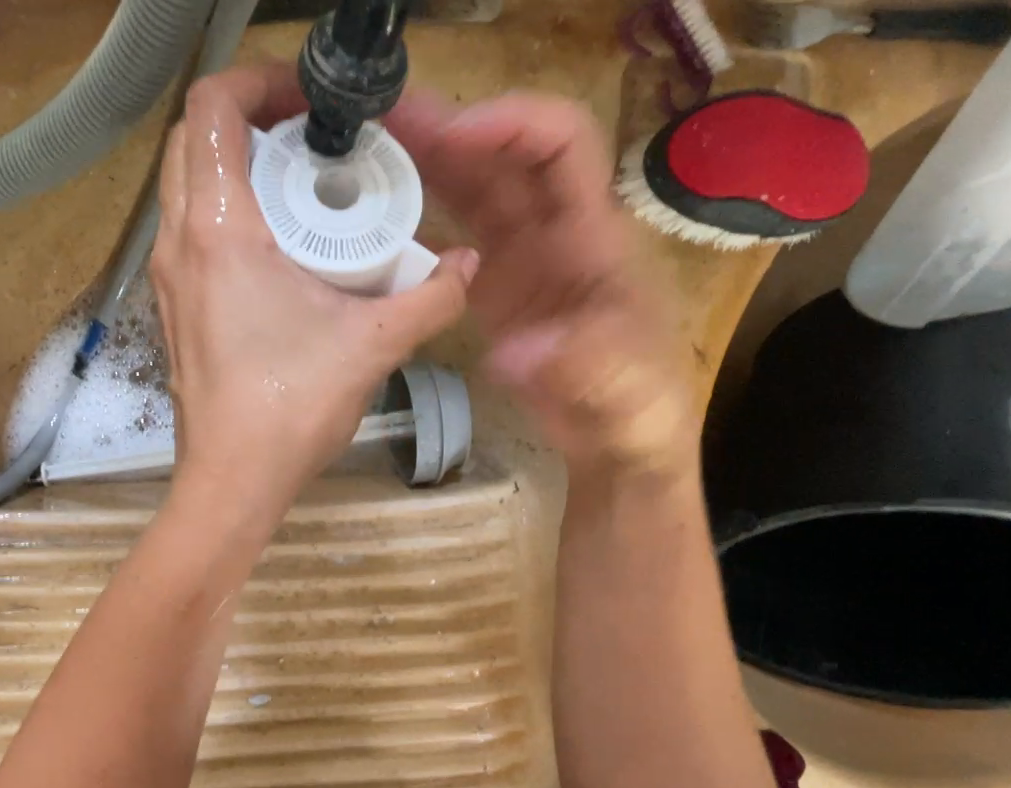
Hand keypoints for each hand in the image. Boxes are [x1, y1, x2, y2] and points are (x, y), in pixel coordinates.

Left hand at [151, 66, 477, 520]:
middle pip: (194, 139)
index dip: (259, 82)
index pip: (213, 108)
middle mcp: (178, 242)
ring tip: (300, 188)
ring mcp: (167, 277)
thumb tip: (467, 265)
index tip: (311, 102)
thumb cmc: (289, 408)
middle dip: (251, 121)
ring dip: (238, 168)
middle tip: (312, 141)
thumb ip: (431, 297)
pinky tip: (280, 246)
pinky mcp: (173, 307)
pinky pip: (190, 230)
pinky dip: (227, 212)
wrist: (231, 481)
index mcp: (218, 230)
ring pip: (187, 186)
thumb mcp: (372, 345)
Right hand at [387, 92, 695, 478]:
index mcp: (594, 237)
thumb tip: (517, 351)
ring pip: (475, 190)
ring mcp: (523, 260)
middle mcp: (556, 233)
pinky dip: (423, 216)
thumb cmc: (639, 413)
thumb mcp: (629, 395)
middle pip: (504, 157)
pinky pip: (457, 236)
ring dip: (428, 163)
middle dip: (450, 129)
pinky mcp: (497, 290)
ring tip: (370, 146)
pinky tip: (384, 212)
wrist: (619, 443)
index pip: (562, 147)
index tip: (451, 135)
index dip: (510, 126)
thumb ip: (586, 367)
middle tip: (383, 120)